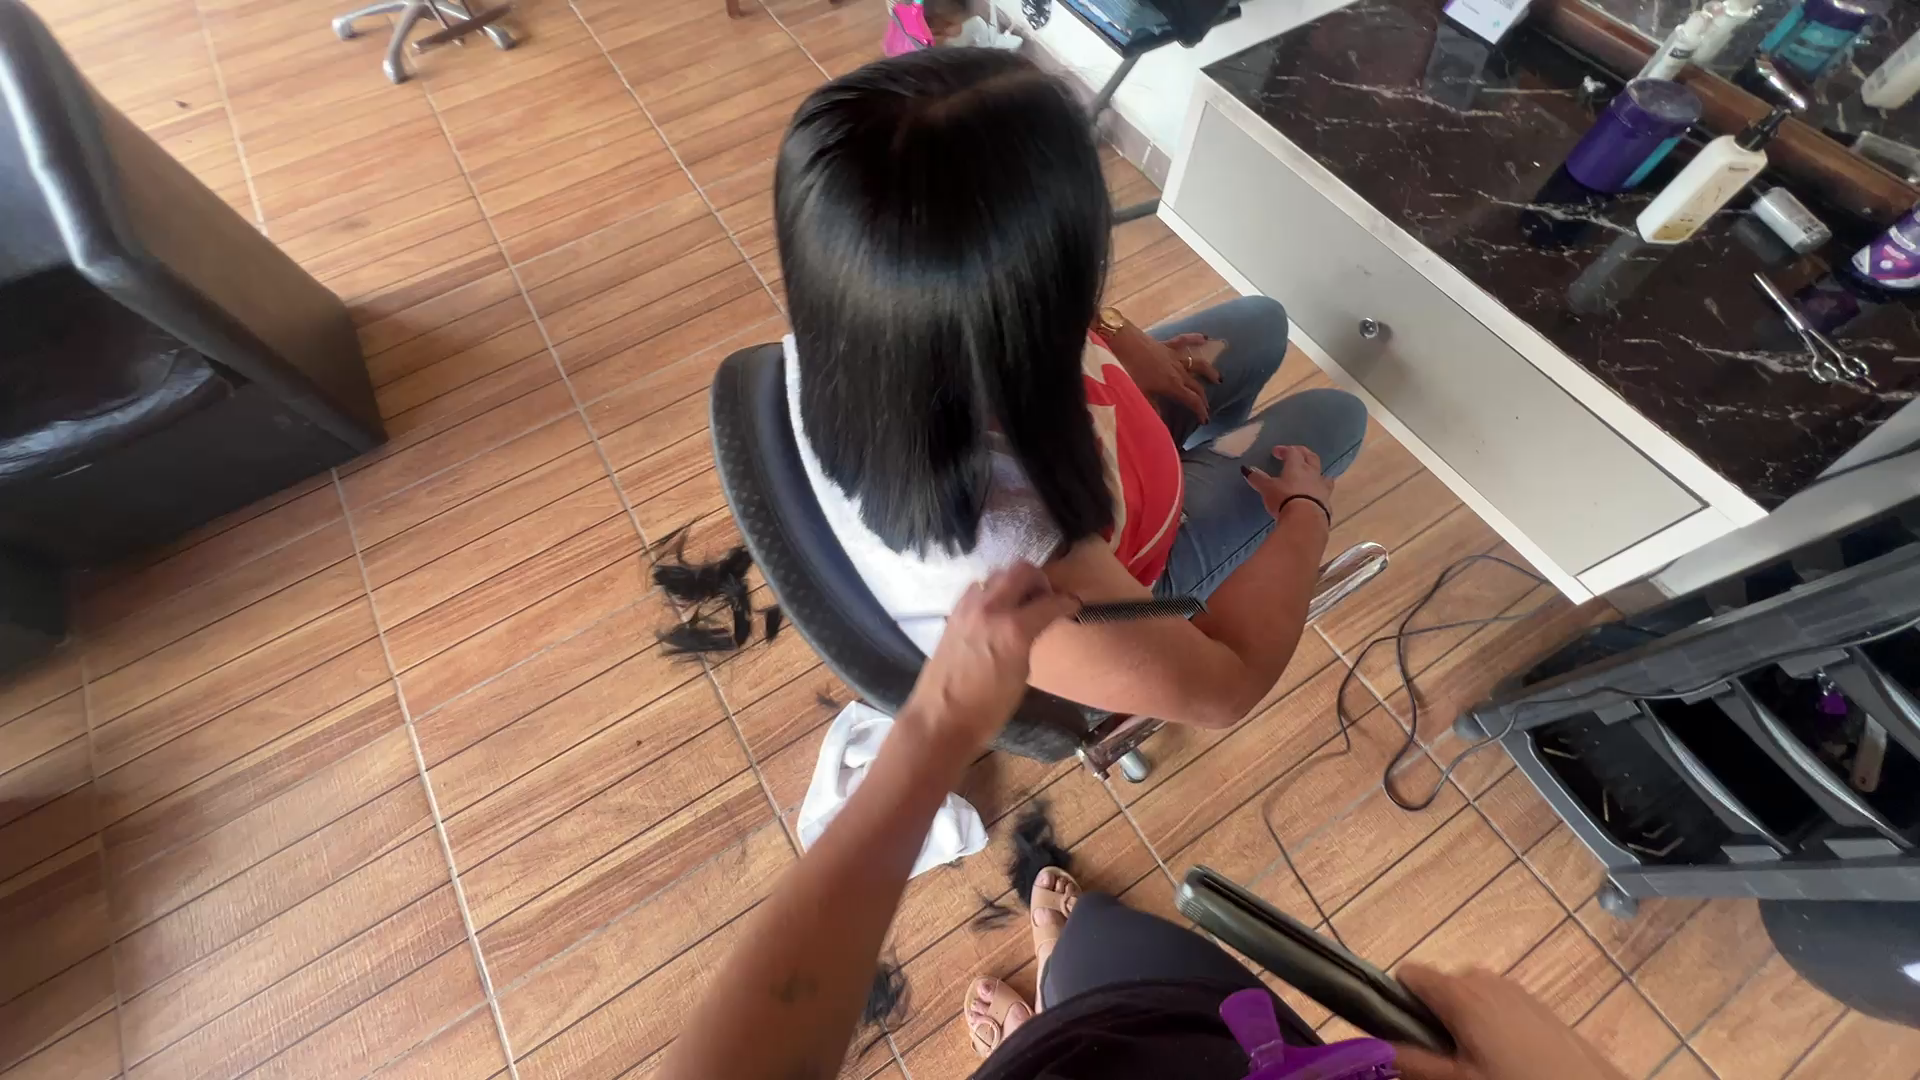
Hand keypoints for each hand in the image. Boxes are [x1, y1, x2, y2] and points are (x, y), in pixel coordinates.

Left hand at [899, 563, 1080, 757]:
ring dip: (1013, 582)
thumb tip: (1035, 625)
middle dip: (1039, 580)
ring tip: (1019, 603)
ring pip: (997, 574)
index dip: (1067, 602)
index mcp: (1014, 629)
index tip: (1072, 605)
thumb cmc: (988, 709)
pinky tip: (994, 612)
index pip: (1051, 602)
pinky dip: (991, 592)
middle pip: (1021, 570)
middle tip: (1045, 598)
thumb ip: (1030, 640)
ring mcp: (968, 608)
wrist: (940, 719)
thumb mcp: (1022, 674)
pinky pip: (977, 589)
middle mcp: (990, 608)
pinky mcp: (953, 613)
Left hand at [1108, 325, 1222, 422]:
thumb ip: (1151, 408)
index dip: (1200, 411)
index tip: (1205, 421)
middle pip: (1196, 386)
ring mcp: (1173, 356)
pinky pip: (1184, 341)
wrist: (1121, 342)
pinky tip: (1204, 338)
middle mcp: (1177, 371)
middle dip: (1203, 398)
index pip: (1192, 400)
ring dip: (1208, 372)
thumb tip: (1161, 422)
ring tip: (1218, 379)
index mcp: (1171, 385)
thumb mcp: (1138, 393)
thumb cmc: (1127, 369)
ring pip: (1197, 364)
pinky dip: (1195, 339)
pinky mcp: (1166, 345)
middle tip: (1206, 408)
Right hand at [1242, 445, 1333, 523]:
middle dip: (1303, 453)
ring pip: (1323, 474)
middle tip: (1296, 453)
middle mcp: (1312, 473)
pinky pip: (1325, 491)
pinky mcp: (1327, 502)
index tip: (1276, 452)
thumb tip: (1246, 469)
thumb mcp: (1267, 488)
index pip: (1292, 452)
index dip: (1284, 449)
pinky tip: (1316, 494)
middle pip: (1311, 457)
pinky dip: (1320, 489)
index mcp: (1297, 466)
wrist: (1305, 519)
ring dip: (1317, 471)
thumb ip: (1258, 478)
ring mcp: (1322, 487)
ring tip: (1311, 473)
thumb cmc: (1284, 499)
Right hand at [1390, 966, 1630, 1079]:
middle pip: (1440, 989)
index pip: (1406, 975)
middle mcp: (1484, 979)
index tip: (1414, 1042)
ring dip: (1468, 1029)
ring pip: (1472, 1001)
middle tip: (1455, 1068)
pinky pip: (1502, 1011)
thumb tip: (1372, 1046)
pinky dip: (1498, 1033)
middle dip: (1438, 1023)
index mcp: (1459, 991)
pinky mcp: (1545, 1011)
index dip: (1400, 1006)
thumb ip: (1412, 1064)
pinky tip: (1521, 1070)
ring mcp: (1519, 993)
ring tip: (1490, 1072)